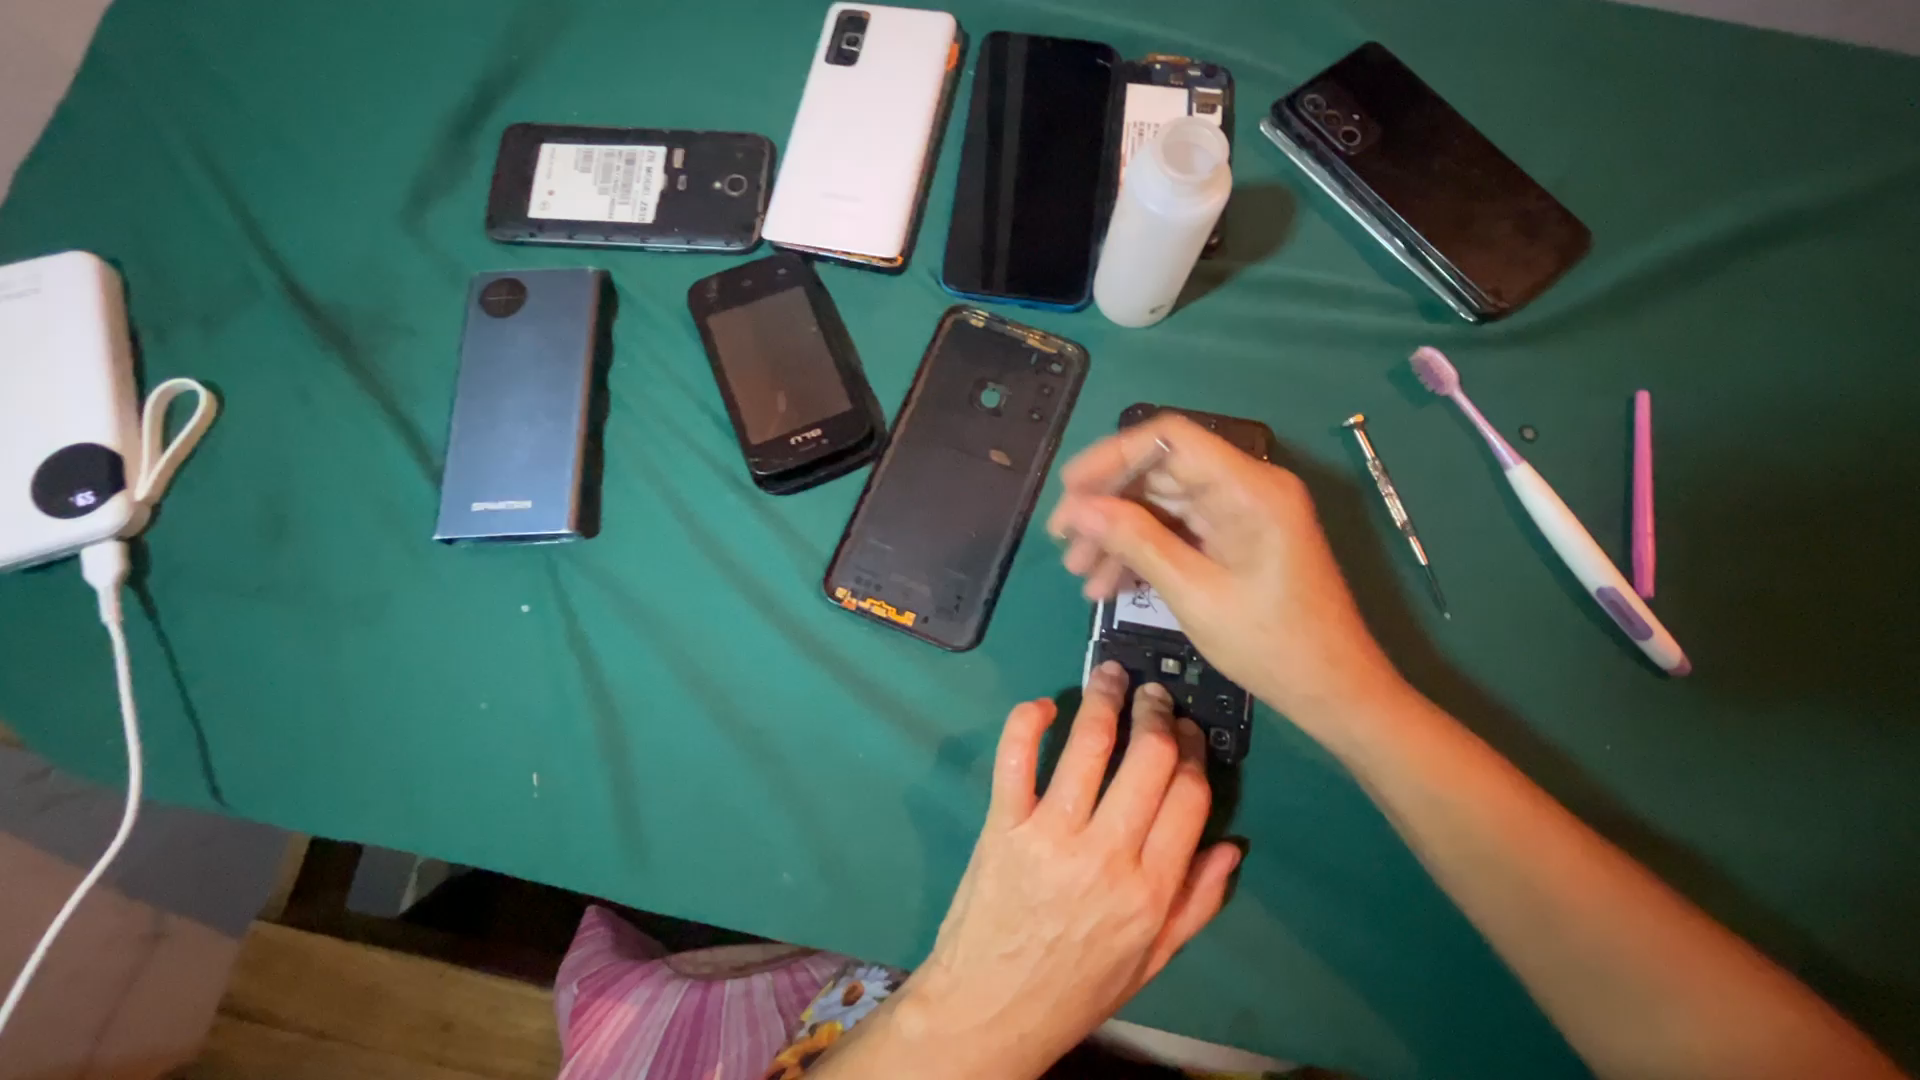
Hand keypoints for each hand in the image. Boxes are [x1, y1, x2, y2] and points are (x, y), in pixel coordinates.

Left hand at [896, 663, 1240, 1079]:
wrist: (992, 1010)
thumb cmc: (1076, 988)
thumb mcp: (1151, 961)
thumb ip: (1196, 903)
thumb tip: (1231, 845)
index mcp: (1150, 890)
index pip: (1190, 796)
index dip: (1195, 752)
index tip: (1191, 732)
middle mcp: (1106, 855)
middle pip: (1148, 759)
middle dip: (1158, 714)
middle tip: (1155, 695)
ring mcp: (1050, 835)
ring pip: (1088, 746)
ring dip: (1105, 700)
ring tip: (1111, 677)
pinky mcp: (1002, 825)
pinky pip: (1015, 759)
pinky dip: (1027, 722)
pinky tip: (1044, 704)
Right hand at [1046, 414, 1406, 736]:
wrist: (1332, 690)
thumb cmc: (1270, 644)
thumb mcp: (1193, 592)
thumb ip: (1134, 541)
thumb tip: (1078, 508)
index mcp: (1246, 488)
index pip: (1168, 439)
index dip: (1110, 457)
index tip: (1069, 490)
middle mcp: (1245, 487)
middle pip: (1160, 472)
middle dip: (1107, 506)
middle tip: (1064, 544)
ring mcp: (1241, 513)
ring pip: (1163, 505)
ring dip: (1119, 534)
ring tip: (1081, 575)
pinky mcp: (1236, 538)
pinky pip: (1179, 530)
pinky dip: (1144, 551)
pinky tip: (1111, 584)